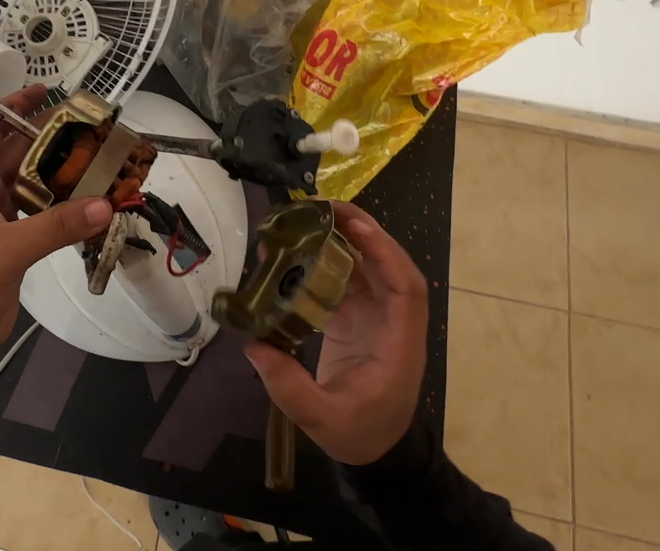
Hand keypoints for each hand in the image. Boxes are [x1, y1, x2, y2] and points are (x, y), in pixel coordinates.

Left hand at [0, 85, 114, 383]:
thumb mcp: (7, 251)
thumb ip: (57, 225)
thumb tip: (106, 203)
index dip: (13, 107)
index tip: (46, 91)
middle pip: (16, 155)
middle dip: (48, 138)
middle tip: (88, 126)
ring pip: (30, 185)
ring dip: (57, 173)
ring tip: (96, 158)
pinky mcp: (10, 246)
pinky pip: (38, 214)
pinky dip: (59, 206)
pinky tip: (87, 203)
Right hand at [244, 201, 428, 464]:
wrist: (378, 452)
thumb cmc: (361, 435)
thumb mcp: (324, 420)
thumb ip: (289, 386)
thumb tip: (253, 345)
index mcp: (399, 342)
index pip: (405, 286)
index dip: (384, 252)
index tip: (353, 227)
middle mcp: (393, 320)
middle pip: (387, 264)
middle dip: (362, 230)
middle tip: (323, 207)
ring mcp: (378, 316)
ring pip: (368, 265)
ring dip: (345, 238)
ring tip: (309, 217)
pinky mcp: (360, 317)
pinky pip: (349, 277)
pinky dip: (329, 258)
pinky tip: (301, 248)